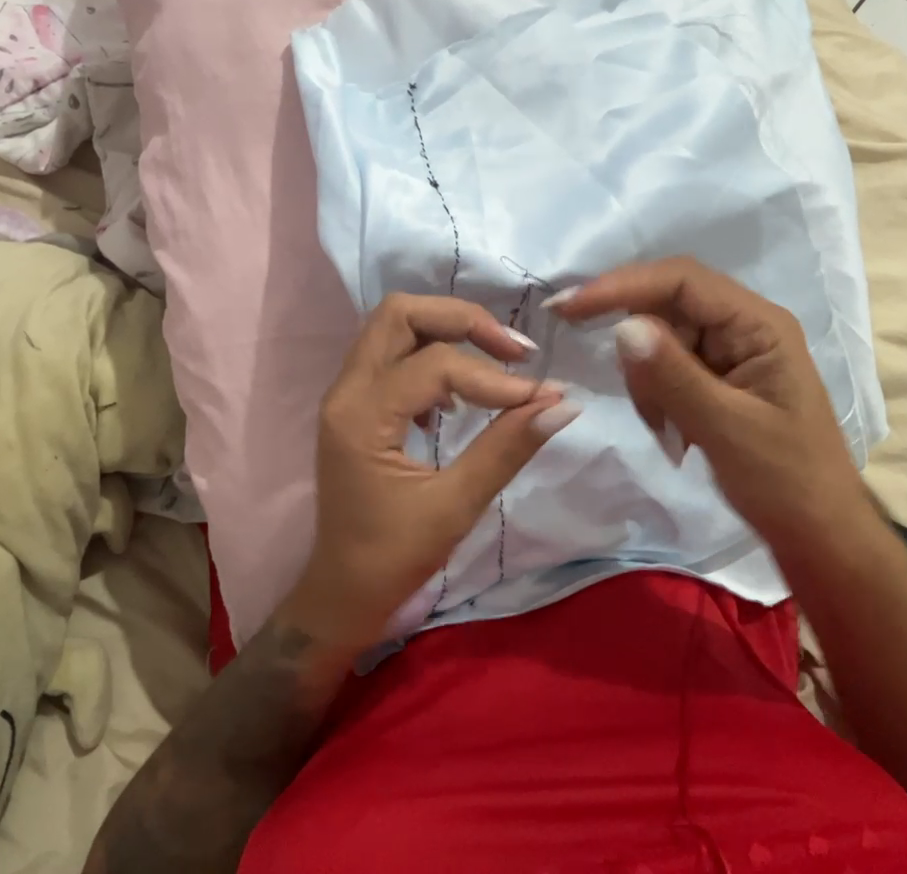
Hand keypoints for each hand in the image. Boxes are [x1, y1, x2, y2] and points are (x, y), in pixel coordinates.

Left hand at [281, 293, 579, 655]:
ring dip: (446, 332)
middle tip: (514, 351)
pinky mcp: (354, 407)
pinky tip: (457, 399)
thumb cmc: (394, 556)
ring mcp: (345, 396)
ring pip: (393, 328)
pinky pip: (390, 355)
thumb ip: (507, 448)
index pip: (435, 364)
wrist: (343, 592)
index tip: (541, 398)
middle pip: (399, 313)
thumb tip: (563, 403)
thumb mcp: (456, 505)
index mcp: (362, 416)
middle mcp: (345, 392)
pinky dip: (429, 356)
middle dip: (462, 320)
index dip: (494, 377)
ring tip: (495, 364)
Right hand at [548, 258, 868, 537]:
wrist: (816, 530)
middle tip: (641, 403)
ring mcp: (731, 352)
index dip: (621, 285)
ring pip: (660, 340)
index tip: (568, 308)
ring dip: (648, 382)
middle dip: (639, 349)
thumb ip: (673, 376)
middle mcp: (745, 326)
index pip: (681, 280)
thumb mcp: (725, 428)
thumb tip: (623, 326)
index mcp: (759, 325)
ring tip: (668, 430)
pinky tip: (673, 432)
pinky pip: (667, 369)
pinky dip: (656, 396)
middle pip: (666, 307)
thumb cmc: (783, 479)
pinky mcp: (718, 378)